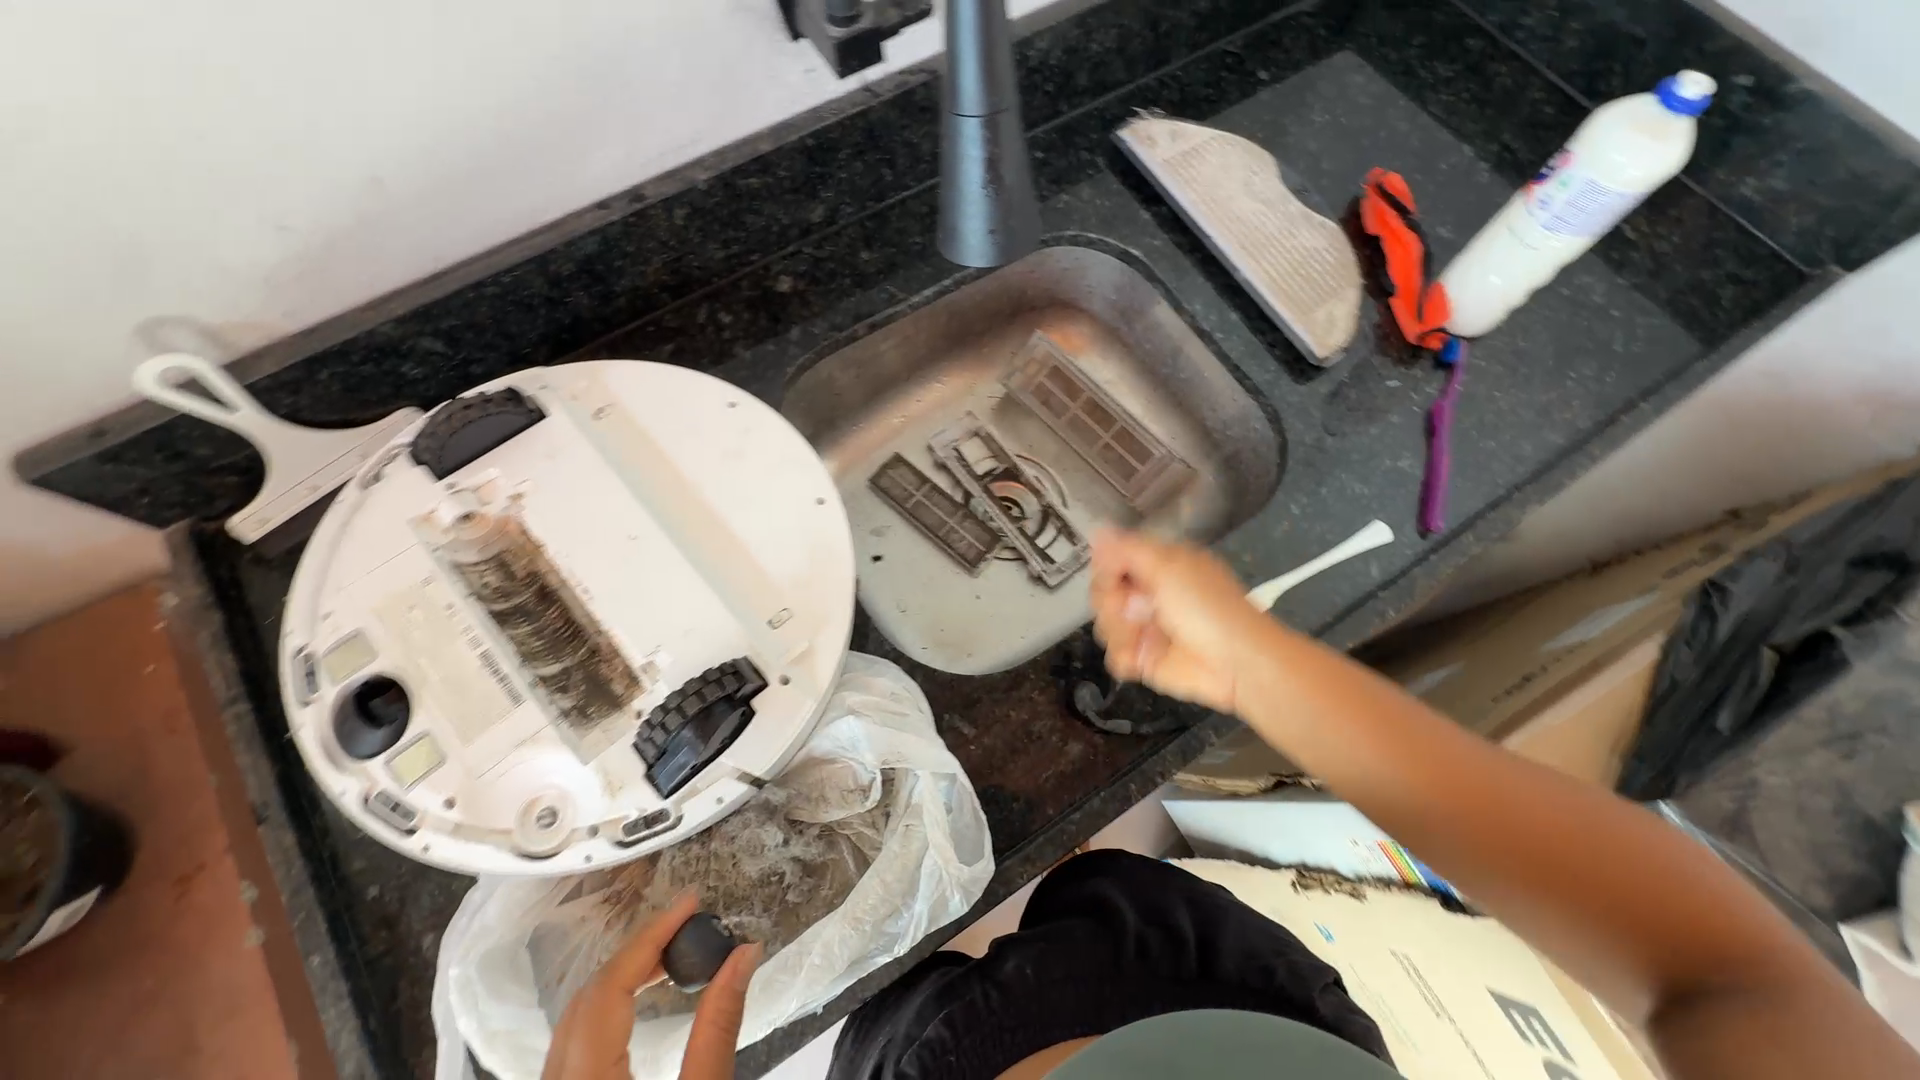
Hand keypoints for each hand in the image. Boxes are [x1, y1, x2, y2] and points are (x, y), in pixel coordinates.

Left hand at [542, 892, 763, 1079]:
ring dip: (624, 977)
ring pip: (577, 1016)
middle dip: (639, 951)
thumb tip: (744, 955)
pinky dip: (611, 1005)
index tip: (689, 903)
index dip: (651, 937)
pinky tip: (643, 996)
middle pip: (589, 996)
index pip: (610, 987)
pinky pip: (576, 1038)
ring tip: (674, 953)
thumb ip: (718, 1027)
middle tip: (688, 923)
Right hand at [1087, 528, 1281, 715]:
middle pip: (1103, 593)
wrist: (1235, 662)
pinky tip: (1141, 658)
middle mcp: (1149, 594)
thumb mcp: (1169, 567)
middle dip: (1113, 603)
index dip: (1107, 570)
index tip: (1115, 578)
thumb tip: (1097, 530)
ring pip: (1105, 625)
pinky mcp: (1144, 658)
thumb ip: (1128, 549)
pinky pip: (1114, 654)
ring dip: (1122, 631)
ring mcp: (1145, 627)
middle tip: (1138, 609)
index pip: (1112, 560)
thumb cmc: (1206, 607)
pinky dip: (1126, 656)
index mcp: (1158, 565)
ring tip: (1148, 636)